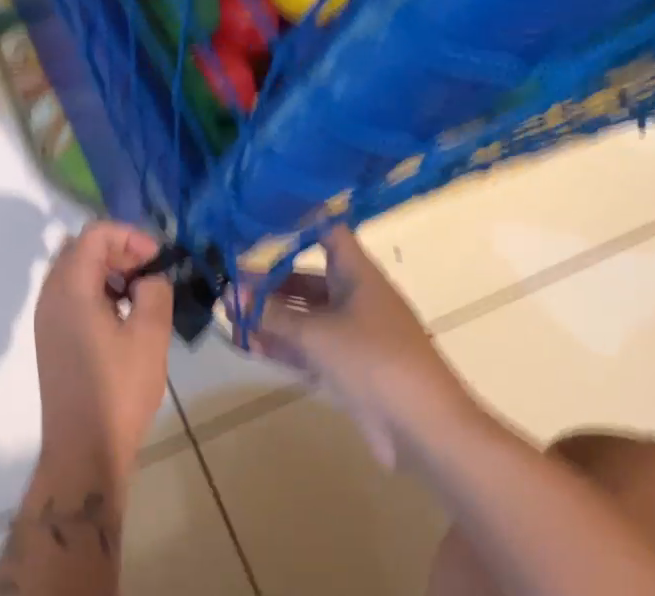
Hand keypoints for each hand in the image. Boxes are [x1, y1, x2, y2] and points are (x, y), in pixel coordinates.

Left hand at [33, 222, 173, 474]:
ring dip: (107, 271)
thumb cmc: (118, 390)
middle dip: (118, 250)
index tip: (158, 258)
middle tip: (151, 273)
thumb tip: (149, 278)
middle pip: (81, 248)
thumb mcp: (149, 337)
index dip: (129, 235)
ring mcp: (46, 318)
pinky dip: (96, 292)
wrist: (82, 448)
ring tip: (141, 295)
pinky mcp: (50, 337)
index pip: (94, 234)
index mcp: (70, 287)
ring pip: (74, 272)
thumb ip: (154, 292)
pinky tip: (123, 317)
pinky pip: (70, 296)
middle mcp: (50, 295)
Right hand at [246, 228, 476, 468]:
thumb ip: (271, 315)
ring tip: (229, 315)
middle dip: (269, 281)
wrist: (425, 428)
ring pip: (305, 317)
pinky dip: (281, 345)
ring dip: (270, 316)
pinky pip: (308, 348)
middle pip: (308, 278)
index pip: (328, 234)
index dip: (296, 226)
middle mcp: (356, 299)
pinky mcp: (348, 369)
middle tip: (231, 284)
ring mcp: (353, 336)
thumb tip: (233, 294)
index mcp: (359, 276)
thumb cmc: (375, 362)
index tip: (256, 226)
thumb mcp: (316, 334)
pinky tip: (247, 345)